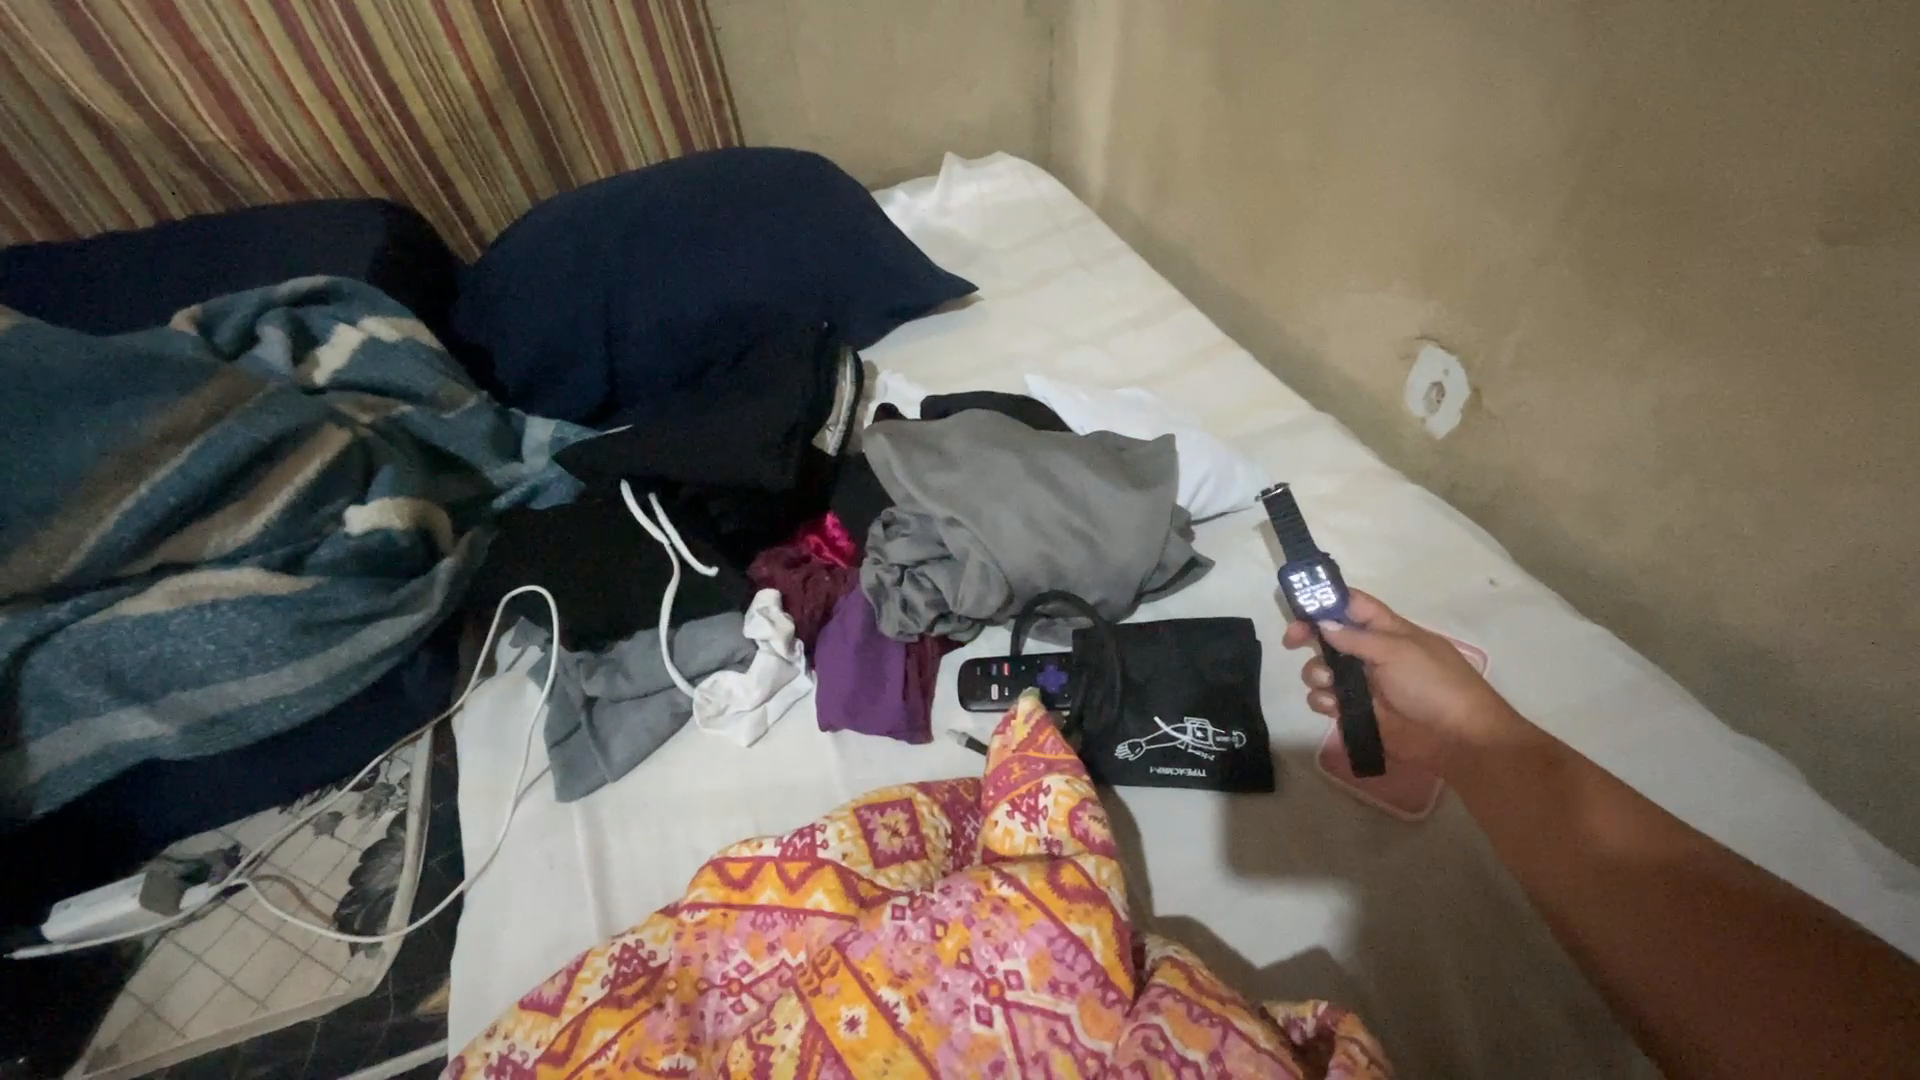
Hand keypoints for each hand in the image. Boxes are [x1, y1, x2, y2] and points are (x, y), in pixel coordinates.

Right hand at [1282, 589, 1523, 774]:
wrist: (1459, 739)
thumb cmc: (1434, 684)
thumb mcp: (1397, 651)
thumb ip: (1355, 638)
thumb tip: (1322, 624)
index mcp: (1387, 630)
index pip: (1352, 605)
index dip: (1325, 601)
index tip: (1299, 607)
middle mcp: (1371, 653)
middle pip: (1328, 636)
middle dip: (1308, 636)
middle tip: (1292, 642)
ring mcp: (1363, 684)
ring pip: (1321, 670)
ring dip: (1316, 673)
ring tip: (1330, 684)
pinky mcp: (1357, 711)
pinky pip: (1326, 700)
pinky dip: (1323, 701)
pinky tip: (1335, 707)